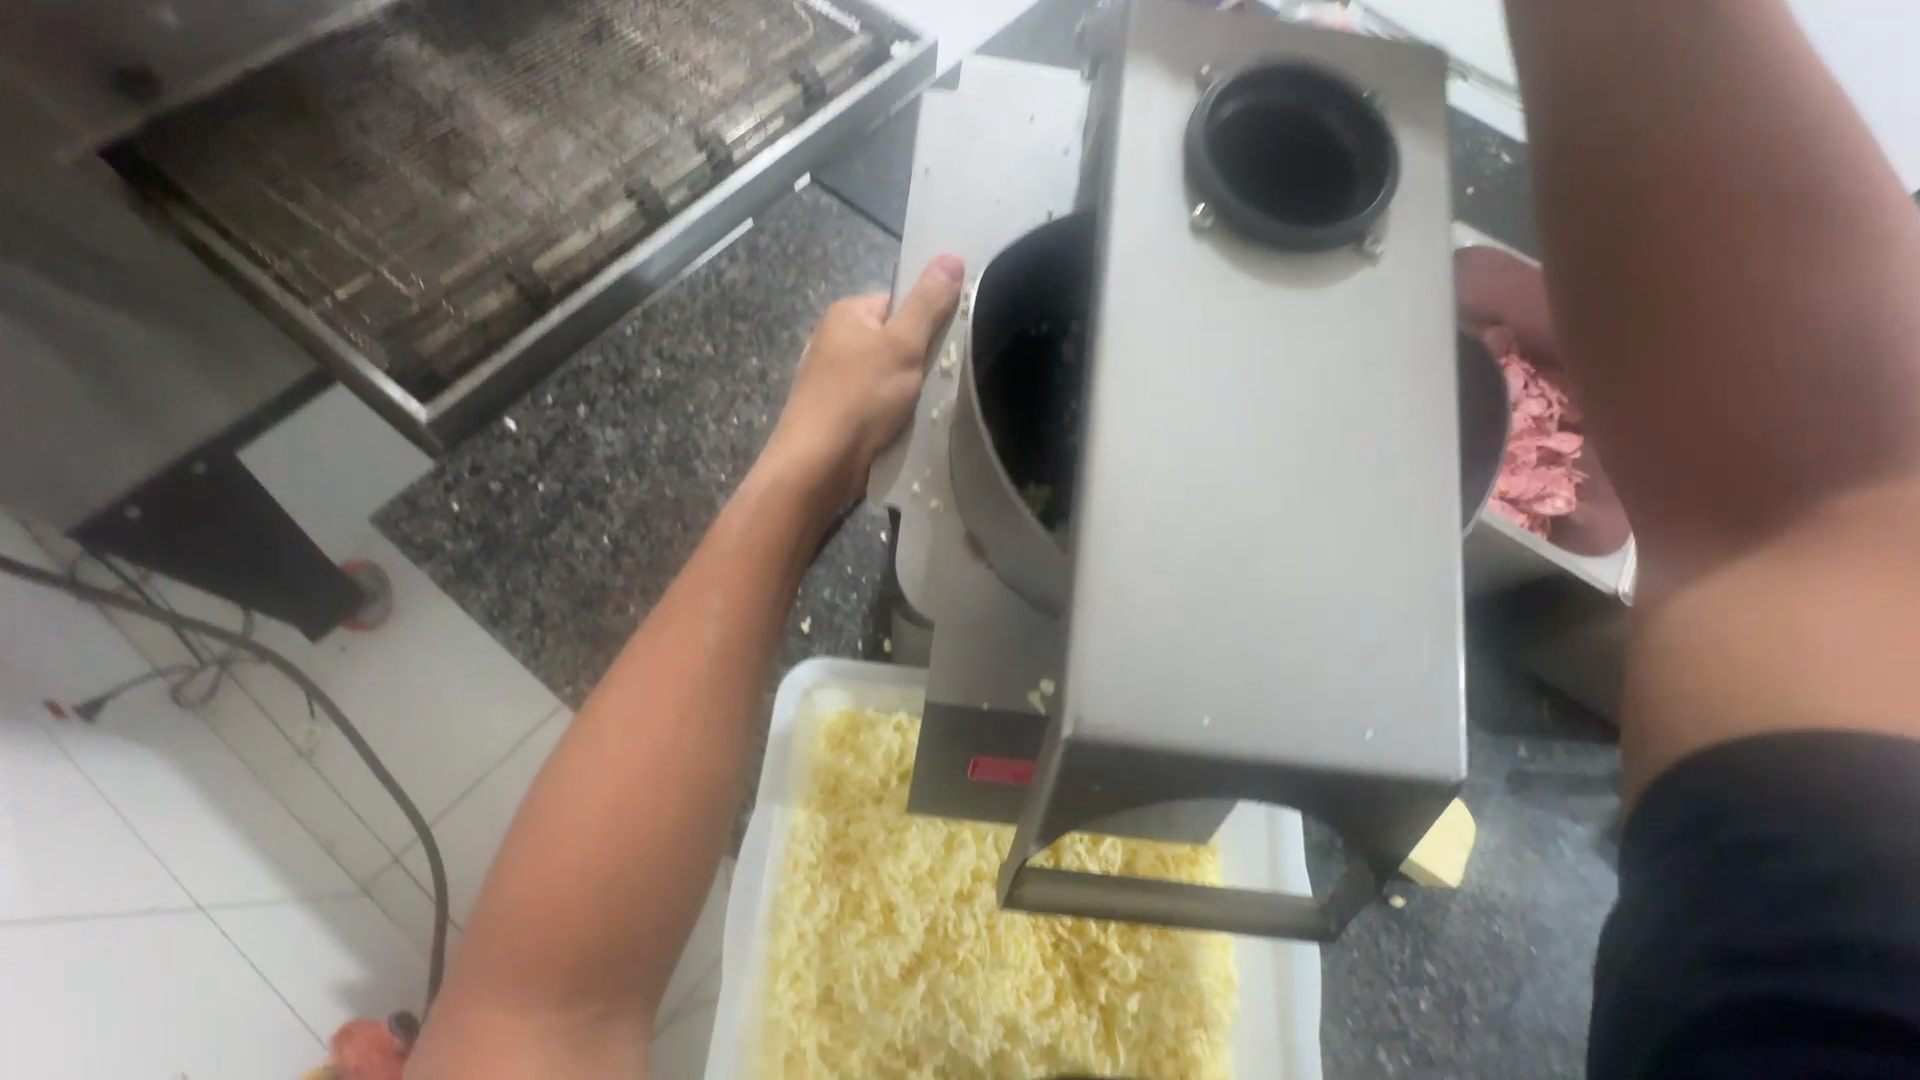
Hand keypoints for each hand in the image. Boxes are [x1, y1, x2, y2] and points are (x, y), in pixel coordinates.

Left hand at [766, 255, 965, 503]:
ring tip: (923, 408)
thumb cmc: (860, 397)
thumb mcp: (902, 344)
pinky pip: (878, 405)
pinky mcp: (839, 414)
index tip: (944, 346)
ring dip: (909, 393)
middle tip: (937, 381)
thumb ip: (928, 303)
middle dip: (919, 361)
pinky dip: (893, 415)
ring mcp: (834, 380)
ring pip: (889, 377)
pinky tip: (904, 428)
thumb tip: (951, 256)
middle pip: (895, 341)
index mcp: (847, 314)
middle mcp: (836, 341)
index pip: (899, 302)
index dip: (926, 321)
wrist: (819, 463)